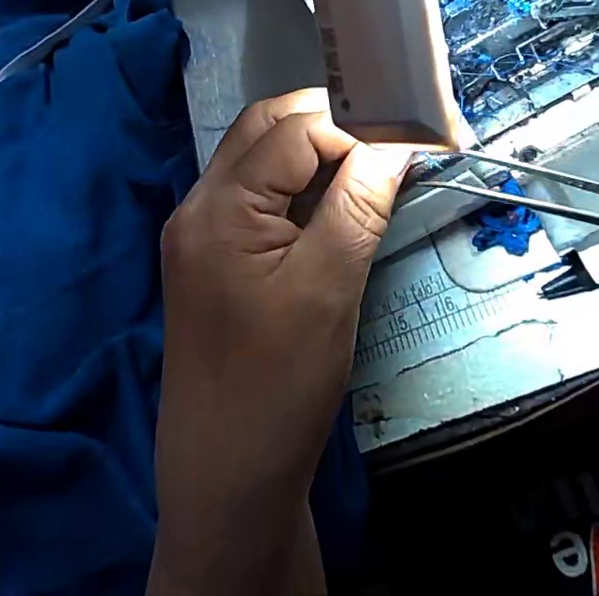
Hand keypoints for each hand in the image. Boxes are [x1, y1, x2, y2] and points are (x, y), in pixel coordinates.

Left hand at [149, 90, 409, 595]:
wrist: (226, 474)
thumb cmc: (279, 385)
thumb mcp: (329, 288)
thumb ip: (358, 205)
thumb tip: (394, 142)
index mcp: (218, 206)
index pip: (288, 131)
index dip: (347, 128)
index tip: (402, 141)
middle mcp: (196, 205)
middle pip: (261, 130)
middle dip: (323, 123)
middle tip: (383, 142)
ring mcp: (197, 230)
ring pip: (255, 158)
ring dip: (308, 151)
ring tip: (365, 166)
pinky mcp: (209, 254)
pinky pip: (251, 194)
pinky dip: (292, 184)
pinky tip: (329, 202)